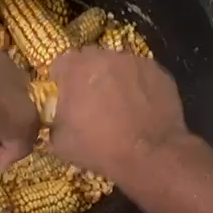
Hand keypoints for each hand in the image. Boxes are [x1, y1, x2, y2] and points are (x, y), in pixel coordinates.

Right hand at [48, 48, 190, 178]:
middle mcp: (105, 56)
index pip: (60, 64)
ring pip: (117, 65)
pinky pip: (141, 74)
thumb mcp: (59, 142)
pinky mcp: (159, 71)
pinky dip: (137, 86)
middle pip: (90, 59)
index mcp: (75, 68)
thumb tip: (55, 118)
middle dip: (87, 76)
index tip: (65, 99)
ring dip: (114, 80)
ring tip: (120, 106)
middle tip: (91, 102)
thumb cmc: (98, 148)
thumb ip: (52, 120)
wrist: (150, 156)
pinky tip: (140, 108)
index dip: (60, 82)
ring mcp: (135, 61)